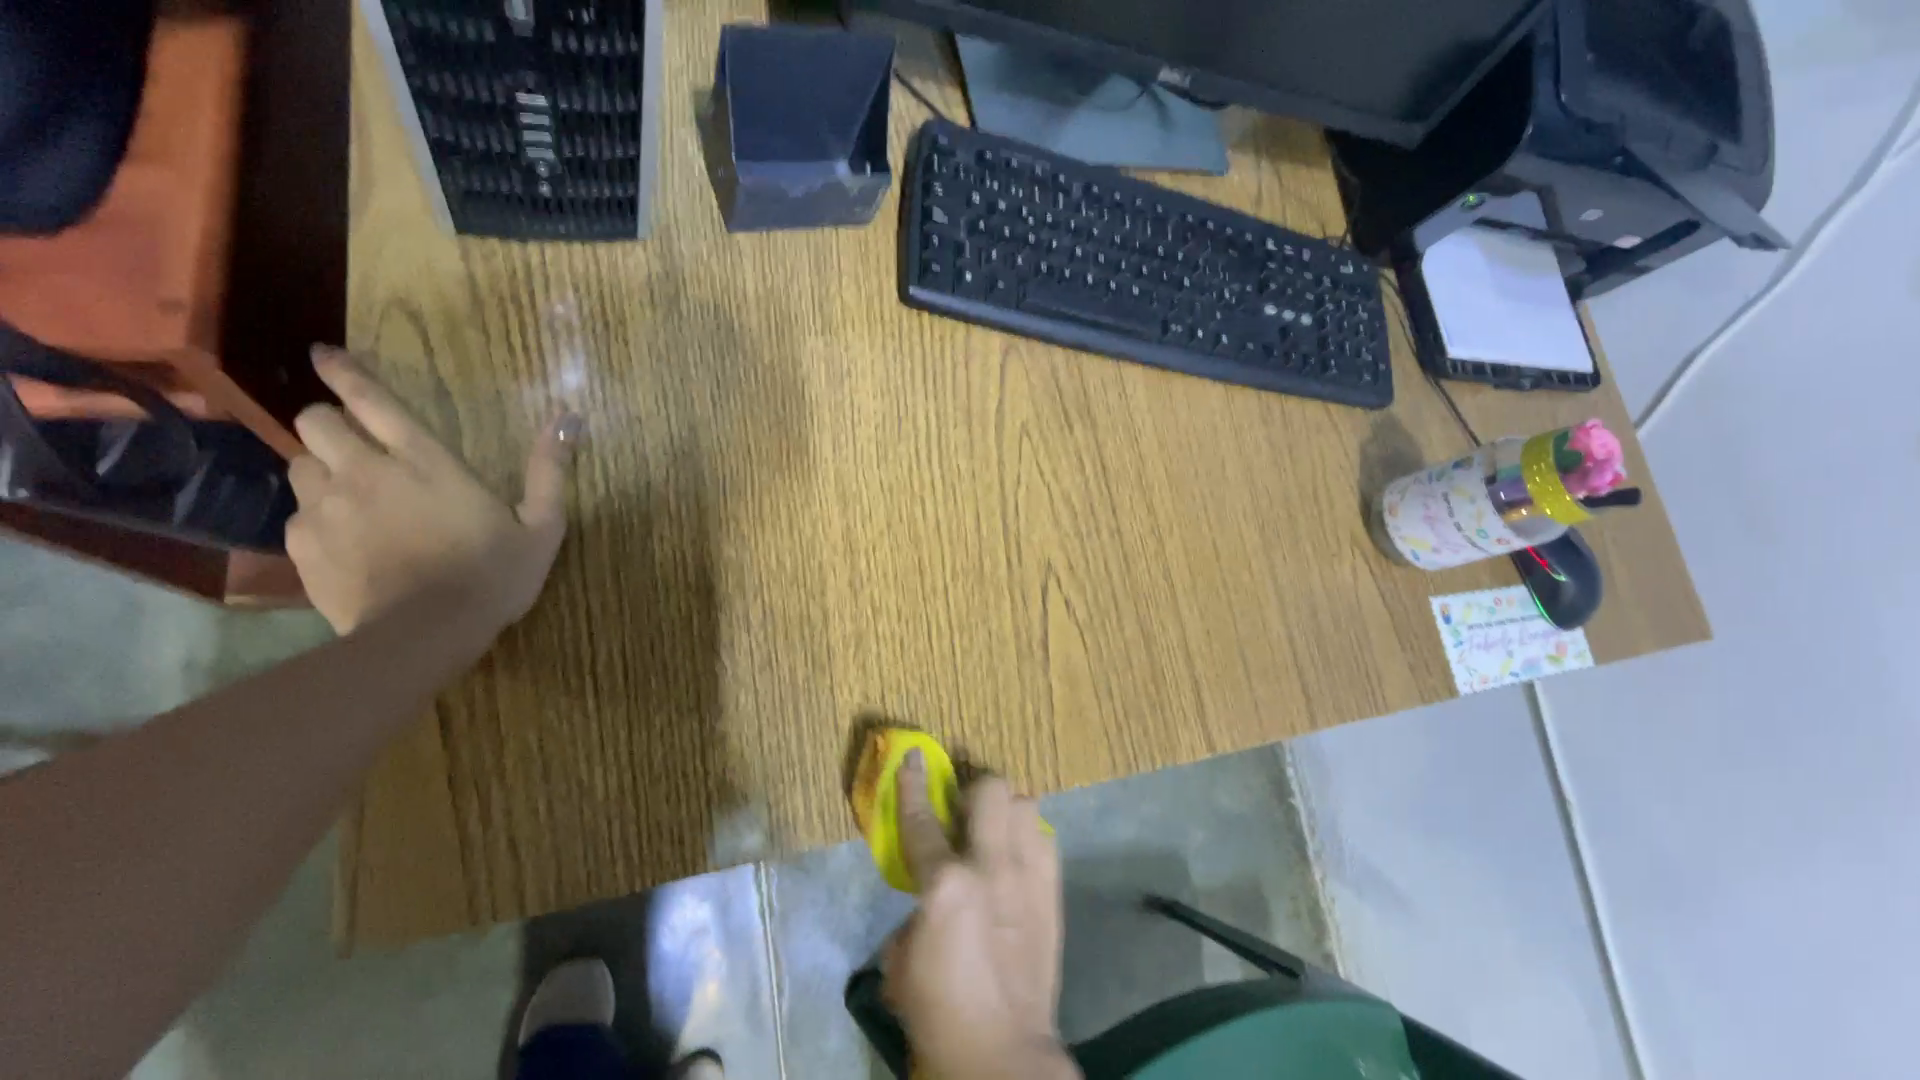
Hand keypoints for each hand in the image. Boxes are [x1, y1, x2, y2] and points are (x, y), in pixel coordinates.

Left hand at [285, 346, 576, 639]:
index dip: (345, 372)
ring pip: (299, 466)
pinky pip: (296, 517)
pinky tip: (342, 543)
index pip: (372, 400)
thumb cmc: (491, 577)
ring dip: (319, 471)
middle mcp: (365, 472)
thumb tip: (569, 418)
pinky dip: (315, 521)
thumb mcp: (540, 527)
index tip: (324, 354)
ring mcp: (327, 508)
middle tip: (350, 444)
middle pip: (314, 422)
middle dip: (326, 424)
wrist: (425, 636)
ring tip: (346, 496)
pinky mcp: (303, 546)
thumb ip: (549, 471)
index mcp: (424, 461)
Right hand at [884, 753, 1078, 1079]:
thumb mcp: (901, 960)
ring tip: (995, 829)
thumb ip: (914, 914)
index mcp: (946, 884)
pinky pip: (1046, 843)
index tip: (915, 756)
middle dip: (975, 787)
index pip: (922, 819)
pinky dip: (1030, 841)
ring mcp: (1030, 878)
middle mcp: (992, 867)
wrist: (1002, 1051)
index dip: (914, 783)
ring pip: (1028, 806)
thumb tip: (926, 902)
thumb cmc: (939, 1010)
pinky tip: (1018, 862)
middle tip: (963, 806)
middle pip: (993, 790)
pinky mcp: (1054, 896)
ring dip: (1008, 810)